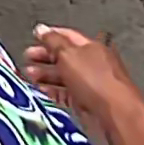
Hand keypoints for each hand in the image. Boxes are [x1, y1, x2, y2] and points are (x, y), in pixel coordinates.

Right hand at [20, 25, 143, 124]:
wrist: (116, 116)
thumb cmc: (94, 80)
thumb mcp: (67, 54)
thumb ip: (51, 41)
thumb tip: (41, 29)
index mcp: (91, 48)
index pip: (67, 36)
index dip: (49, 35)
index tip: (33, 36)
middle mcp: (93, 64)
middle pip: (64, 57)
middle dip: (44, 56)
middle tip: (27, 57)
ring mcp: (91, 85)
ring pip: (64, 76)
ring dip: (45, 75)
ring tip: (29, 75)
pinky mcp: (87, 103)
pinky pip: (66, 93)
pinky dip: (52, 91)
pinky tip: (40, 90)